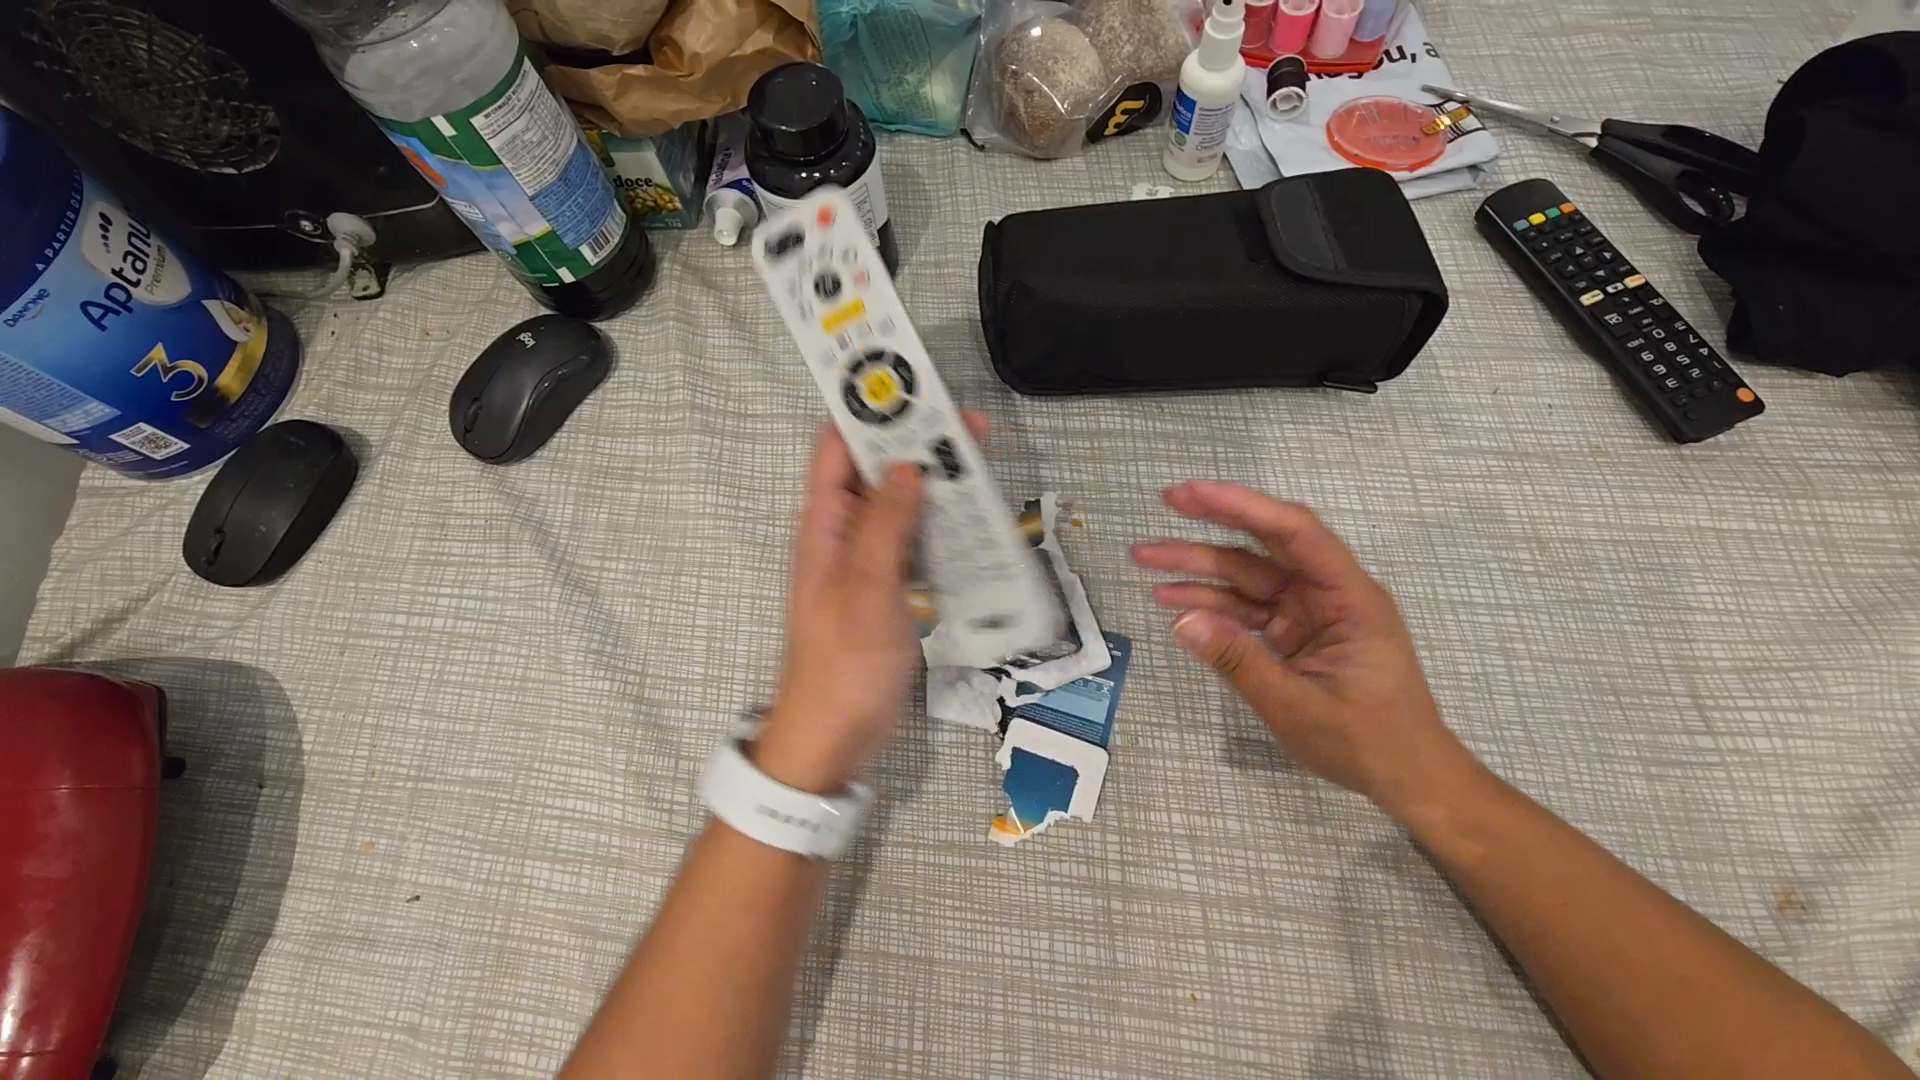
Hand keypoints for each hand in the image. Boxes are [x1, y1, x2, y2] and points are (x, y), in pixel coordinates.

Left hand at [753, 414, 988, 794]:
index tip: (914, 388)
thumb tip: (909, 466)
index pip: (838, 448)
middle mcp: (843, 534)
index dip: (871, 414)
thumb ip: (884, 526)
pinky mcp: (890, 590)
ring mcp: (868, 563)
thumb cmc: (843, 665)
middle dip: (919, 446)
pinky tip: (978, 525)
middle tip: (973, 429)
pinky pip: (918, 544)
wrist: (832, 738)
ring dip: (938, 486)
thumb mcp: (865, 590)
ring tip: (984, 468)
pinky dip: (944, 529)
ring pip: (903, 507)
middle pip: (880, 472)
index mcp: (824, 525)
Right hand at [1131, 480, 1472, 814]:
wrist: (1407, 777)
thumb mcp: (1298, 708)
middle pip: (1265, 545)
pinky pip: (1247, 609)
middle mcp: (1329, 593)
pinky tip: (1172, 601)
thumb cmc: (1368, 742)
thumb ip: (1240, 662)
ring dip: (1198, 568)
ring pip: (1247, 576)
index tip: (1194, 493)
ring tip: (1143, 561)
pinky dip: (1211, 605)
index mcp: (1350, 598)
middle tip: (1165, 501)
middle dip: (1213, 523)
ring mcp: (1309, 612)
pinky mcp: (1294, 632)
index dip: (1243, 506)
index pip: (1295, 534)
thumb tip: (1181, 622)